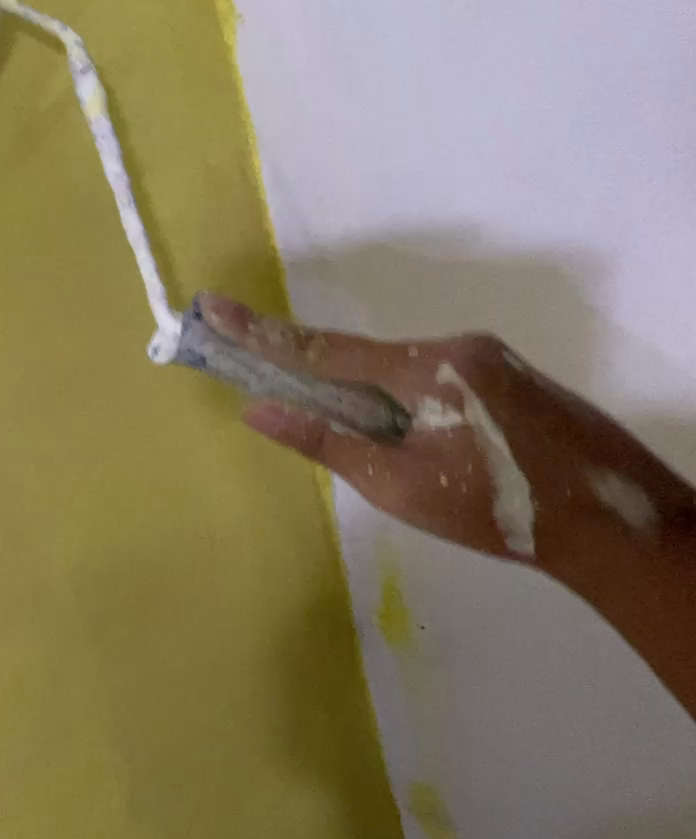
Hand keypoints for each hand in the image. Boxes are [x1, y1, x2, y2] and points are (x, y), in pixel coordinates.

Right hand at [197, 294, 694, 573]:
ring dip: (362, 403)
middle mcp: (459, 349)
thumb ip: (323, 440)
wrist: (625, 531)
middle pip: (359, 359)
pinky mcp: (506, 382)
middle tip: (274, 395)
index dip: (261, 332)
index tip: (213, 307)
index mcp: (430, 368)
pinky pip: (426, 381)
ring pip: (394, 373)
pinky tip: (409, 445)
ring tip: (379, 454)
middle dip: (314, 379)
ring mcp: (489, 363)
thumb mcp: (394, 483)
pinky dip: (394, 404)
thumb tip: (256, 411)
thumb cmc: (497, 509)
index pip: (323, 349)